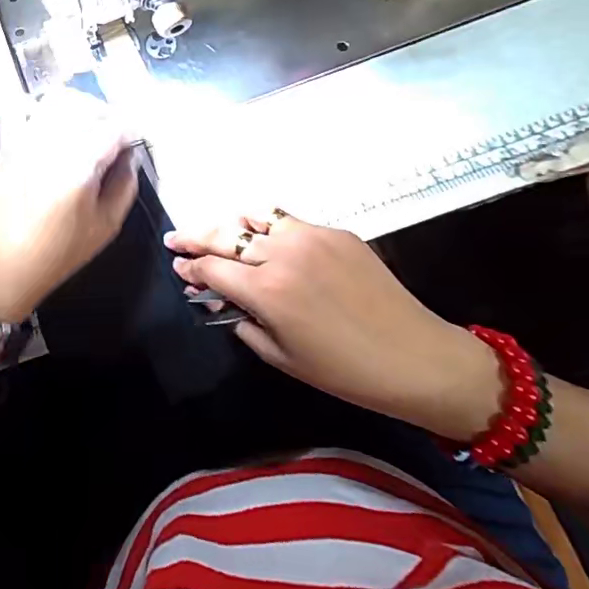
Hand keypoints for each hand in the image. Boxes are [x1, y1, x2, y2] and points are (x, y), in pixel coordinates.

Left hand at [0, 90, 138, 323]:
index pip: (116, 127)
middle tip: (117, 136)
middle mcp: (52, 143)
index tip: (137, 143)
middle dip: (109, 116)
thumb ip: (125, 183)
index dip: (132, 132)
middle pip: (88, 106)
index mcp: (80, 165)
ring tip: (89, 126)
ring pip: (58, 99)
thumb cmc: (59, 252)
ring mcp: (25, 139)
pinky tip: (53, 123)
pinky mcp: (8, 143)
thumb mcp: (107, 225)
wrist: (3, 265)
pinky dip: (39, 106)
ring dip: (80, 106)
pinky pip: (21, 107)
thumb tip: (130, 155)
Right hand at [167, 212, 500, 440]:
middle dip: (197, 236)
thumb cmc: (342, 370)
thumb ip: (244, 322)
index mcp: (266, 289)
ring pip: (259, 218)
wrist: (411, 354)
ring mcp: (312, 236)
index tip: (178, 266)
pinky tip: (267, 238)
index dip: (191, 267)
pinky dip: (271, 227)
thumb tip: (225, 299)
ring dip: (235, 225)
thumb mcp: (281, 355)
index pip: (213, 268)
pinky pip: (292, 222)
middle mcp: (284, 253)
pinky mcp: (336, 232)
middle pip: (227, 235)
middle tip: (178, 237)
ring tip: (222, 232)